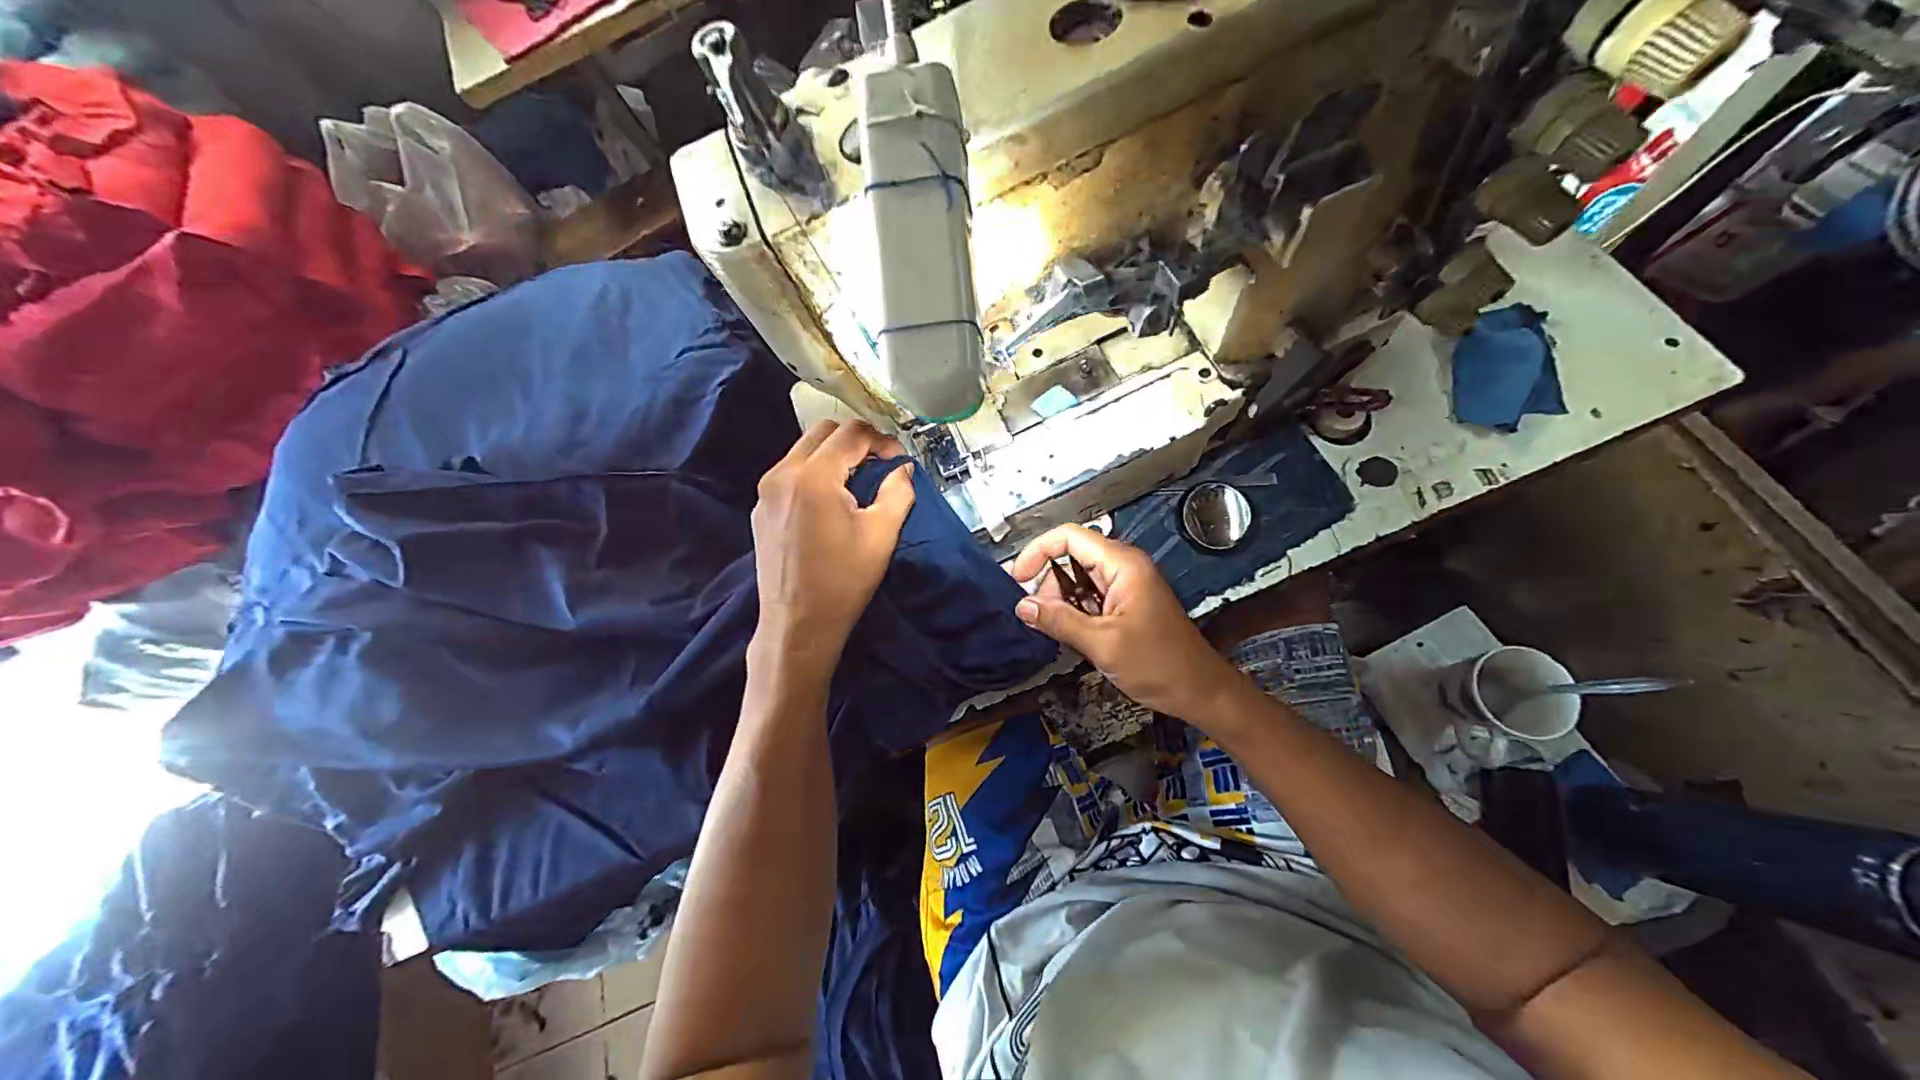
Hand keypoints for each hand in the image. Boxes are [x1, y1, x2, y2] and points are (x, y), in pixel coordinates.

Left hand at [752, 420, 915, 667]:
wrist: (798, 624)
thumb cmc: (843, 581)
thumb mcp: (882, 534)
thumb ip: (898, 491)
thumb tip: (902, 468)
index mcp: (813, 477)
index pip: (851, 433)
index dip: (881, 440)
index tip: (897, 459)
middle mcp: (782, 474)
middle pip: (822, 432)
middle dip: (855, 441)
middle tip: (878, 465)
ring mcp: (766, 491)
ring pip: (803, 451)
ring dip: (833, 456)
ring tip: (856, 483)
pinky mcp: (761, 509)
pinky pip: (790, 475)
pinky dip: (813, 474)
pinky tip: (830, 503)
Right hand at [1010, 524, 1251, 722]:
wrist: (1199, 690)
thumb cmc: (1158, 665)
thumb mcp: (1102, 643)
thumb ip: (1059, 621)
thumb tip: (1022, 606)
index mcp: (1123, 564)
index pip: (1069, 537)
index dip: (1038, 552)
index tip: (1018, 580)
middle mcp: (1124, 567)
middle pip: (1071, 556)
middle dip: (1048, 582)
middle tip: (1039, 615)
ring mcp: (1126, 585)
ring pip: (1078, 578)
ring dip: (1060, 600)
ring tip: (1056, 628)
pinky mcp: (1125, 604)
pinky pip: (1090, 596)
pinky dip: (1074, 610)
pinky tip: (1072, 633)